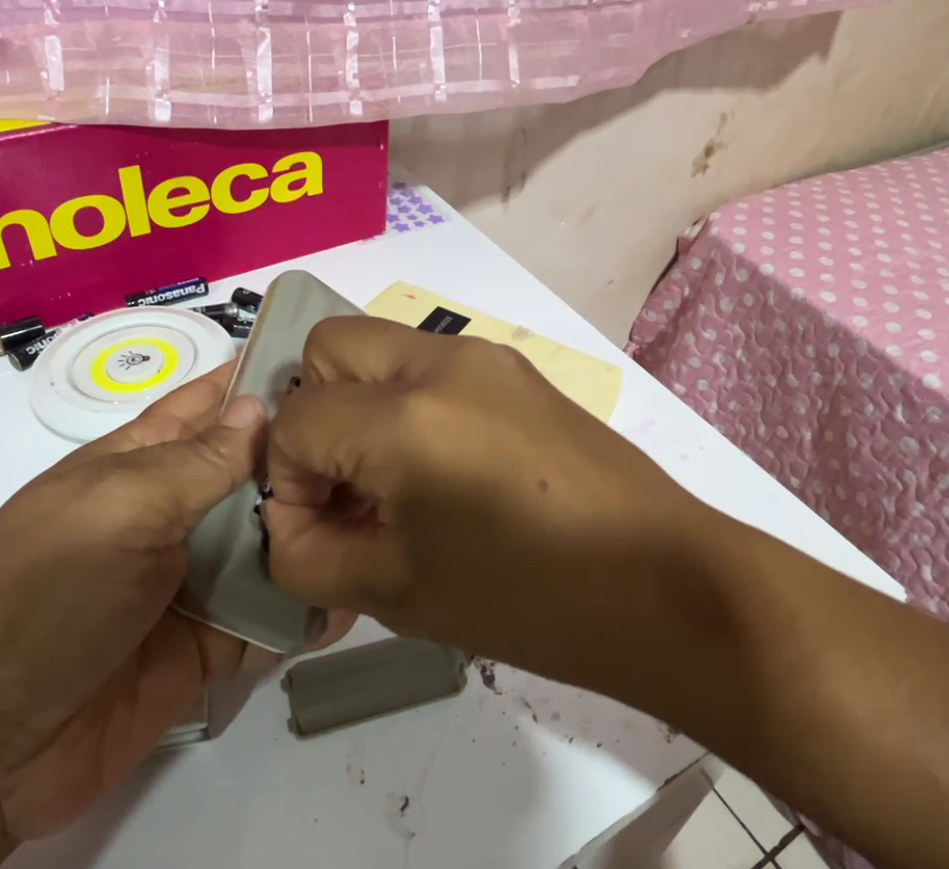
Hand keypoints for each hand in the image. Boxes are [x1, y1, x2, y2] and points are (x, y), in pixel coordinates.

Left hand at [0, 365, 343, 843]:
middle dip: (309, 461)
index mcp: (136, 464)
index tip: (337, 365)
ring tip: (388, 515)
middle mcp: (169, 515)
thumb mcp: (117, 509)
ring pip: (269, 544)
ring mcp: (189, 582)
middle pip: (252, 475)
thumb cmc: (42, 597)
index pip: (207, 406)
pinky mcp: (209, 645)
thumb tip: (259, 403)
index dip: (261, 382)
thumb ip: (198, 462)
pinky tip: (356, 594)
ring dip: (317, 532)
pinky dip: (308, 608)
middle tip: (384, 451)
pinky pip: (270, 617)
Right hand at [261, 318, 719, 693]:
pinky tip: (446, 471)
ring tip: (396, 483)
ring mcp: (485, 357)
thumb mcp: (395, 594)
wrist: (661, 583)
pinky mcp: (517, 369)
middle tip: (348, 485)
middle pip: (327, 348)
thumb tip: (286, 522)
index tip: (321, 530)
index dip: (288, 481)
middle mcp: (440, 362)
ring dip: (361, 404)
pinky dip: (408, 403)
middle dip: (314, 413)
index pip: (294, 421)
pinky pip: (429, 365)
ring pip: (380, 347)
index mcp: (404, 418)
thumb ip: (308, 556)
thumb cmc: (527, 601)